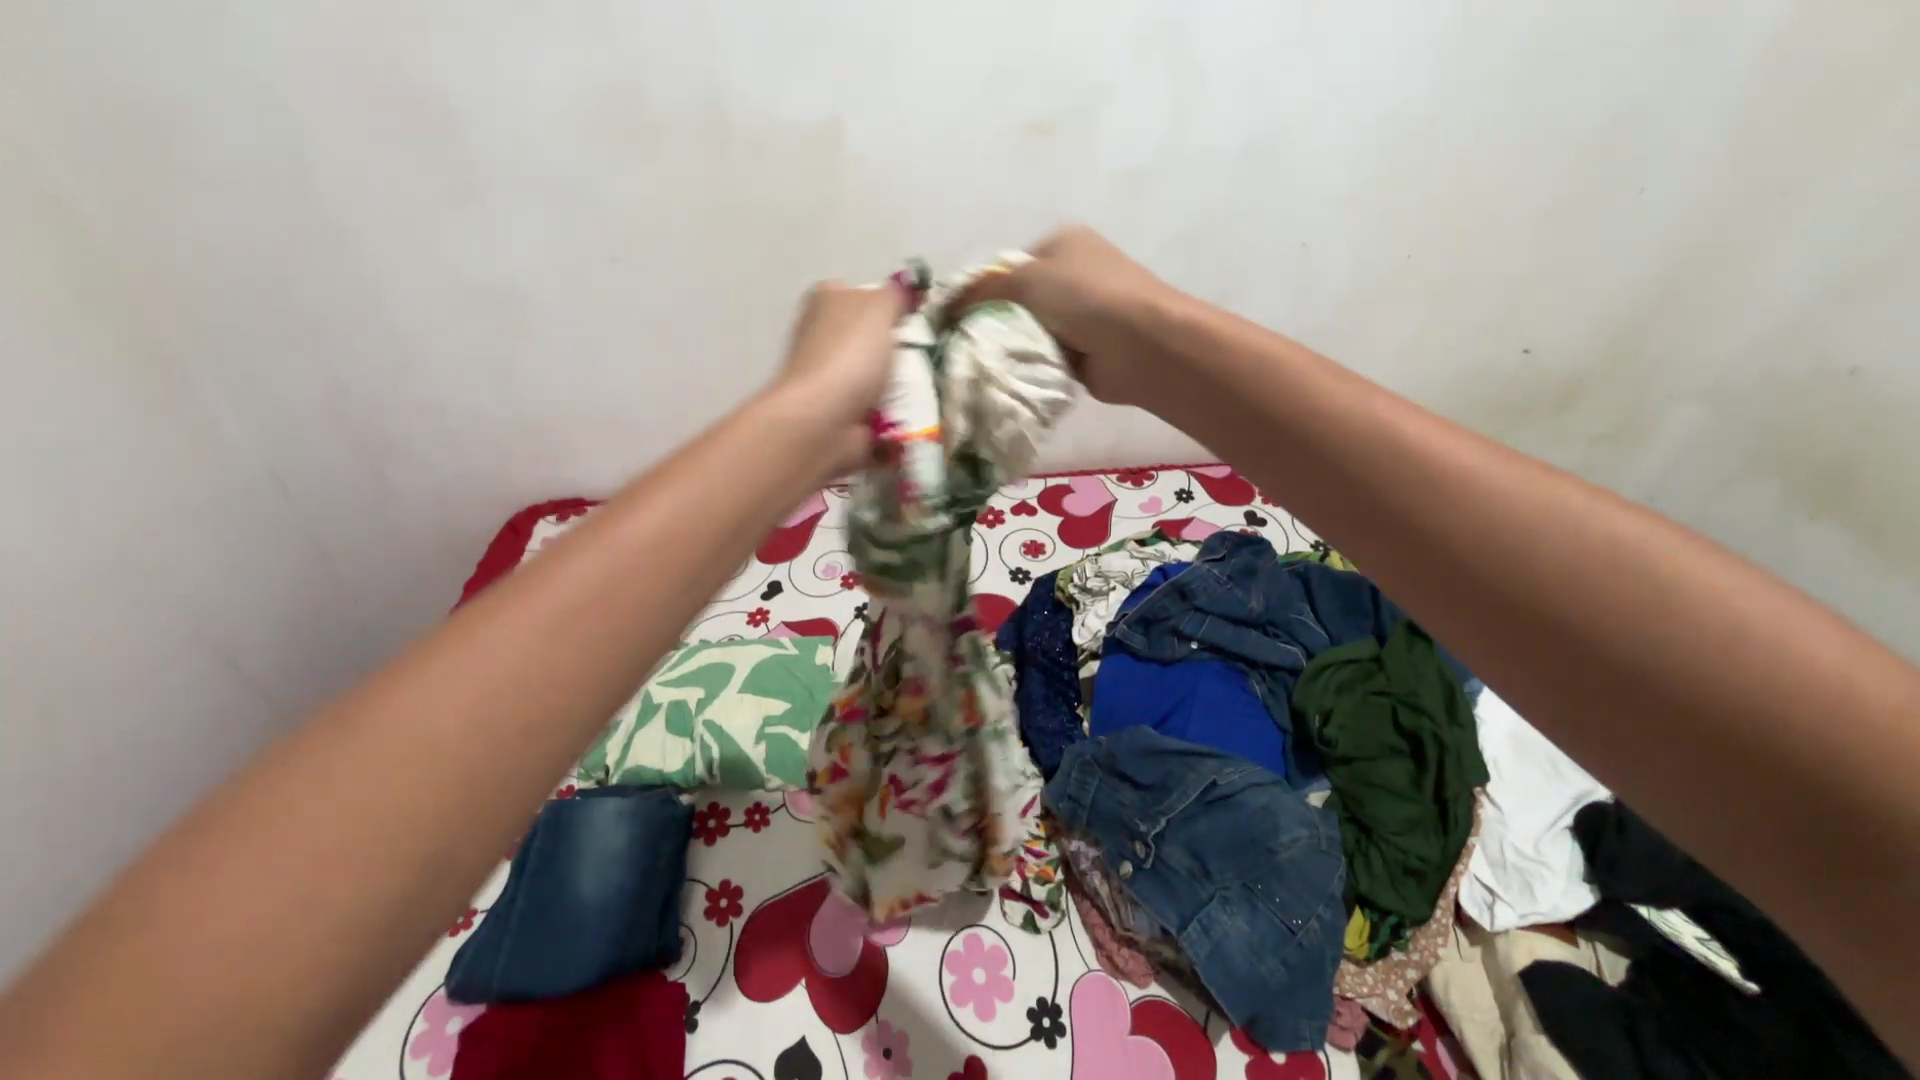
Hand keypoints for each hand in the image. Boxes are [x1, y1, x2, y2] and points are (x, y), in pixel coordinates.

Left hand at [768, 280, 906, 476]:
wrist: (824, 419)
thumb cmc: (850, 354)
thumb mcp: (880, 307)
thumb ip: (896, 294)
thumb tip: (905, 287)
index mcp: (825, 300)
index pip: (861, 293)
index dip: (889, 305)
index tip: (914, 321)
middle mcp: (821, 335)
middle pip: (871, 337)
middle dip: (898, 350)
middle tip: (925, 357)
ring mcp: (828, 376)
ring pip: (876, 375)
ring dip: (899, 385)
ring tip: (923, 389)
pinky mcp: (837, 411)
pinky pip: (876, 409)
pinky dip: (892, 414)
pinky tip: (907, 414)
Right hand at [954, 225, 1185, 406]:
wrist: (1140, 345)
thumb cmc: (1083, 297)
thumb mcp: (1023, 280)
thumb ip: (981, 292)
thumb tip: (945, 307)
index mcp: (1061, 243)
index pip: (1007, 266)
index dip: (981, 291)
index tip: (957, 318)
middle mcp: (1073, 274)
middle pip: (1017, 302)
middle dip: (996, 323)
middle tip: (970, 343)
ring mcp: (1082, 315)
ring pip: (1029, 333)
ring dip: (1015, 348)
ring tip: (994, 362)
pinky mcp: (1085, 352)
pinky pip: (1045, 358)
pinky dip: (1033, 367)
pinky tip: (1018, 375)